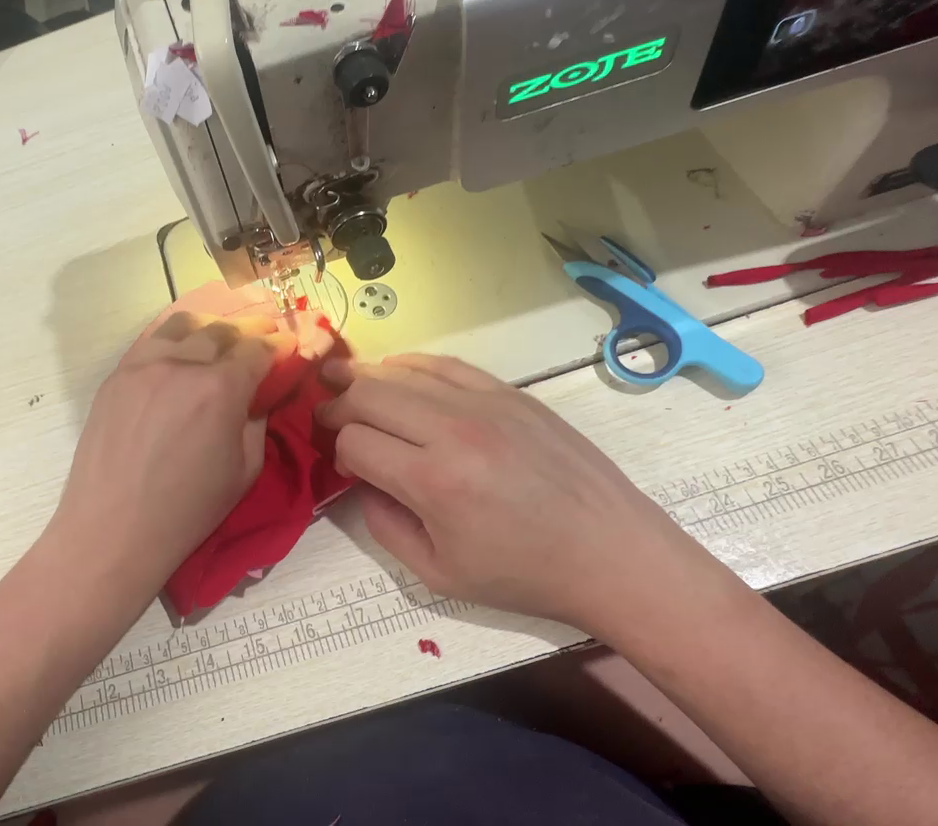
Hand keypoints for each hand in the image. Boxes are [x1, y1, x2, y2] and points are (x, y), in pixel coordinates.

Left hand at [52, 304, 293, 584]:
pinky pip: (150, 341)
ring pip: (183, 326)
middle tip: (259, 338)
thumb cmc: (188, 510)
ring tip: (218, 339)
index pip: (257, 350)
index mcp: (220, 389)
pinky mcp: (116, 376)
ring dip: (208, 329)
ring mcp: (143, 366)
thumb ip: (257, 422)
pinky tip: (180, 349)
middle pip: (222, 331)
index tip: (287, 347)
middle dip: (248, 331)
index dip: (277, 347)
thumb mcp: (244, 471)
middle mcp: (181, 365)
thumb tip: (261, 396)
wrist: (114, 528)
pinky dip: (173, 339)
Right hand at [318, 354, 719, 632]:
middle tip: (327, 417)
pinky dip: (411, 365)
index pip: (355, 442)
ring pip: (401, 371)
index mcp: (433, 482)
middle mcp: (453, 430)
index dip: (339, 453)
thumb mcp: (438, 574)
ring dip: (365, 377)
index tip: (347, 469)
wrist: (610, 553)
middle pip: (368, 394)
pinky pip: (445, 363)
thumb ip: (384, 525)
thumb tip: (362, 479)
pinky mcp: (510, 392)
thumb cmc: (523, 574)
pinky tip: (395, 372)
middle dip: (338, 405)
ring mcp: (485, 404)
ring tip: (342, 381)